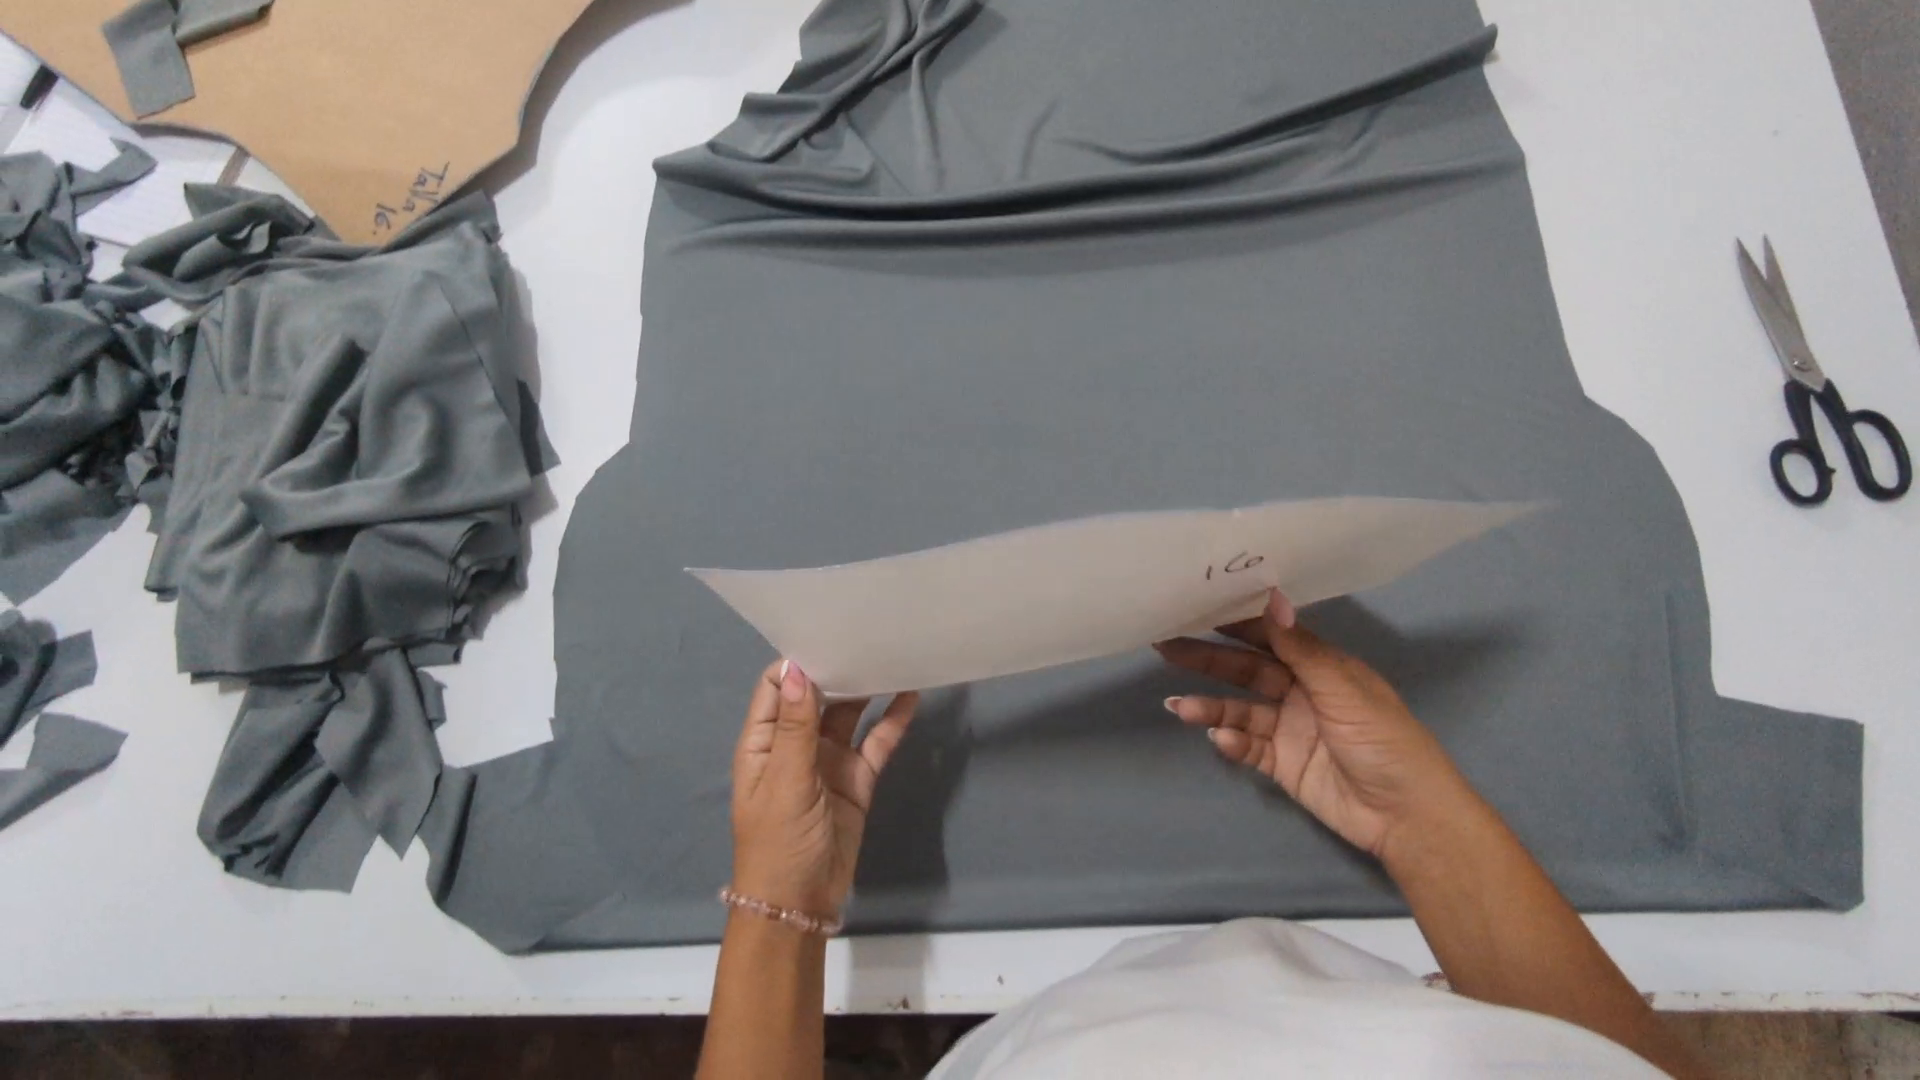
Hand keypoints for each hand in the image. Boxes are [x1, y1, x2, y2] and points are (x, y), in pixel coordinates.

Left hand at [730, 660, 918, 917]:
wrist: (800, 903)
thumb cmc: (778, 840)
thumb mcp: (784, 781)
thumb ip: (795, 727)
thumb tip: (798, 668)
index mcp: (764, 742)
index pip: (777, 688)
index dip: (799, 662)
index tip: (828, 635)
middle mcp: (795, 744)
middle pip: (817, 696)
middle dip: (838, 668)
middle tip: (869, 636)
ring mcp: (829, 761)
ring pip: (849, 715)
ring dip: (867, 690)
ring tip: (892, 656)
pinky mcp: (857, 779)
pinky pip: (876, 743)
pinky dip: (892, 721)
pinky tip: (911, 695)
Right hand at [1155, 591, 1470, 858]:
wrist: (1407, 816)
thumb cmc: (1384, 741)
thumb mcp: (1342, 688)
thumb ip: (1300, 646)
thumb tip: (1272, 595)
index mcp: (1322, 666)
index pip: (1270, 635)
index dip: (1235, 621)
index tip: (1195, 606)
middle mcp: (1301, 691)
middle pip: (1245, 669)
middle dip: (1207, 658)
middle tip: (1163, 645)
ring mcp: (1289, 729)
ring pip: (1240, 709)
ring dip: (1209, 706)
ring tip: (1177, 707)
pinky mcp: (1282, 763)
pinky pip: (1248, 746)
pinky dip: (1231, 742)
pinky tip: (1220, 740)